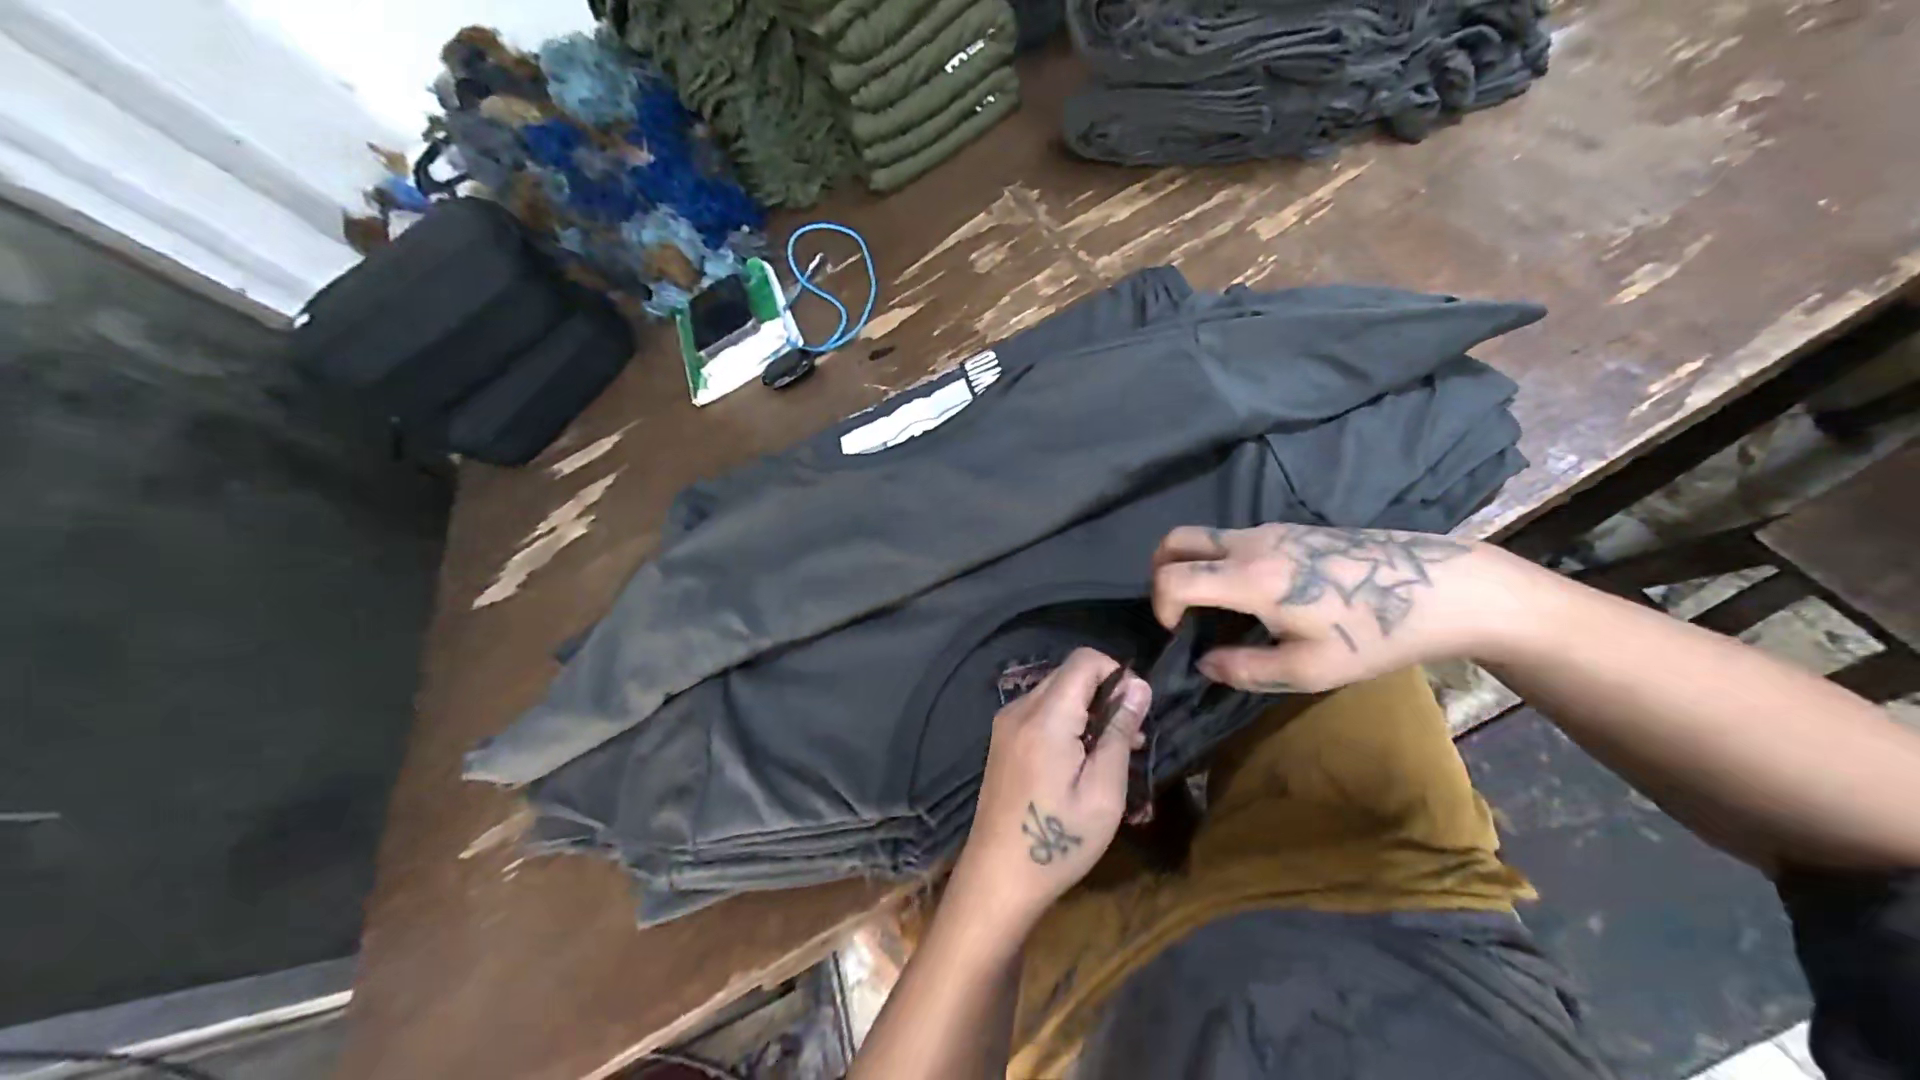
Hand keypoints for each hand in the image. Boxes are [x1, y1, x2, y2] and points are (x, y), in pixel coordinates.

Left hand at [949, 648, 1150, 939]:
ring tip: (1113, 752)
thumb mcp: (1104, 791)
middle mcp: (1019, 709)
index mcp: (1045, 718)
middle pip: (1069, 674)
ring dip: (1087, 709)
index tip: (1138, 710)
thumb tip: (1139, 686)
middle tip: (1132, 737)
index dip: (1117, 673)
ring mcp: (1005, 723)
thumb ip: (1119, 732)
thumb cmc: (1060, 840)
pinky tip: (1081, 758)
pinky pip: (1041, 711)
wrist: (999, 876)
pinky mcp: (1002, 739)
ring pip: (1056, 691)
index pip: (1084, 659)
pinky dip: (1066, 721)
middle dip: (1105, 693)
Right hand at [1151, 523, 1517, 692]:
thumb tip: (1204, 662)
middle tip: (1177, 611)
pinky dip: (1218, 562)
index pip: (1173, 577)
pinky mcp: (1290, 530)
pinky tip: (1253, 596)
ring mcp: (1270, 530)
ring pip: (1203, 537)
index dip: (1159, 606)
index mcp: (1250, 578)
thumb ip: (1246, 669)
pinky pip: (1232, 539)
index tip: (1178, 634)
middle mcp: (1250, 544)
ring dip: (1191, 567)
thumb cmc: (1375, 633)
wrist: (1443, 588)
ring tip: (1215, 609)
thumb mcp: (1311, 670)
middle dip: (1159, 572)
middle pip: (1175, 540)